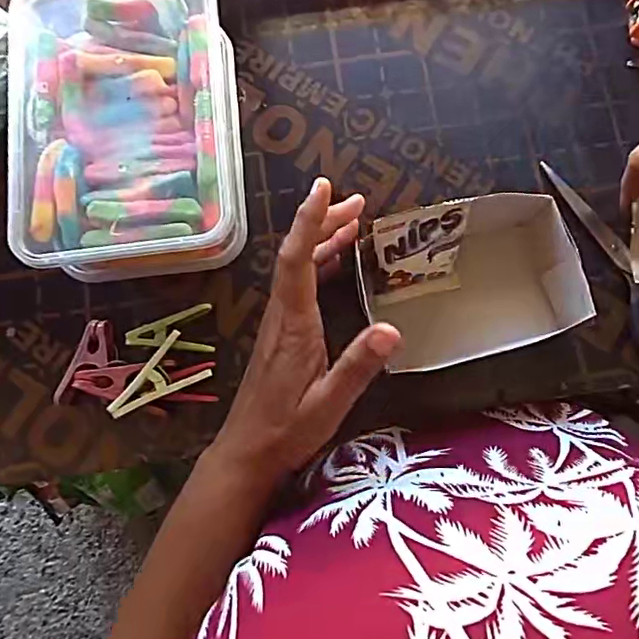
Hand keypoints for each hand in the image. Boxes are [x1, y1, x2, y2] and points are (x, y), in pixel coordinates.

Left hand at [203, 177, 400, 493]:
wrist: (247, 449)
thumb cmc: (286, 430)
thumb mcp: (329, 404)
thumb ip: (357, 368)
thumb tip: (391, 330)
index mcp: (294, 324)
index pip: (297, 260)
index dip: (309, 221)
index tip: (324, 189)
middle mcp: (282, 314)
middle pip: (296, 255)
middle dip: (322, 222)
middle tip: (356, 201)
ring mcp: (279, 322)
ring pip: (296, 267)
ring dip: (321, 239)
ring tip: (352, 219)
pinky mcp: (281, 332)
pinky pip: (298, 285)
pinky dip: (317, 264)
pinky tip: (335, 262)